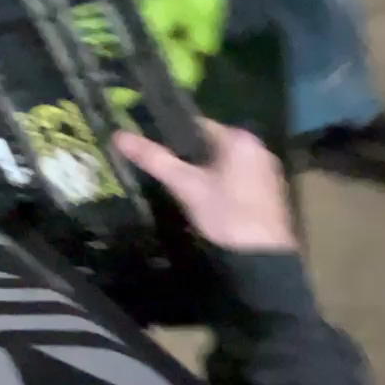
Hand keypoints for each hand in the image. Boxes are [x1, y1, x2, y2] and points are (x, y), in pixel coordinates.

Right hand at [113, 121, 296, 251]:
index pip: (195, 125)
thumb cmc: (224, 213)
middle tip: (156, 164)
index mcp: (240, 139)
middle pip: (207, 144)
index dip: (168, 133)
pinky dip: (213, 180)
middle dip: (183, 153)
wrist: (259, 259)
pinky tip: (197, 194)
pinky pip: (231, 176)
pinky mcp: (266, 192)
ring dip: (198, 168)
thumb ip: (152, 157)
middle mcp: (257, 148)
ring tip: (172, 179)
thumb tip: (118, 135)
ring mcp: (264, 171)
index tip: (149, 145)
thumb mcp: (184, 183)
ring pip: (219, 161)